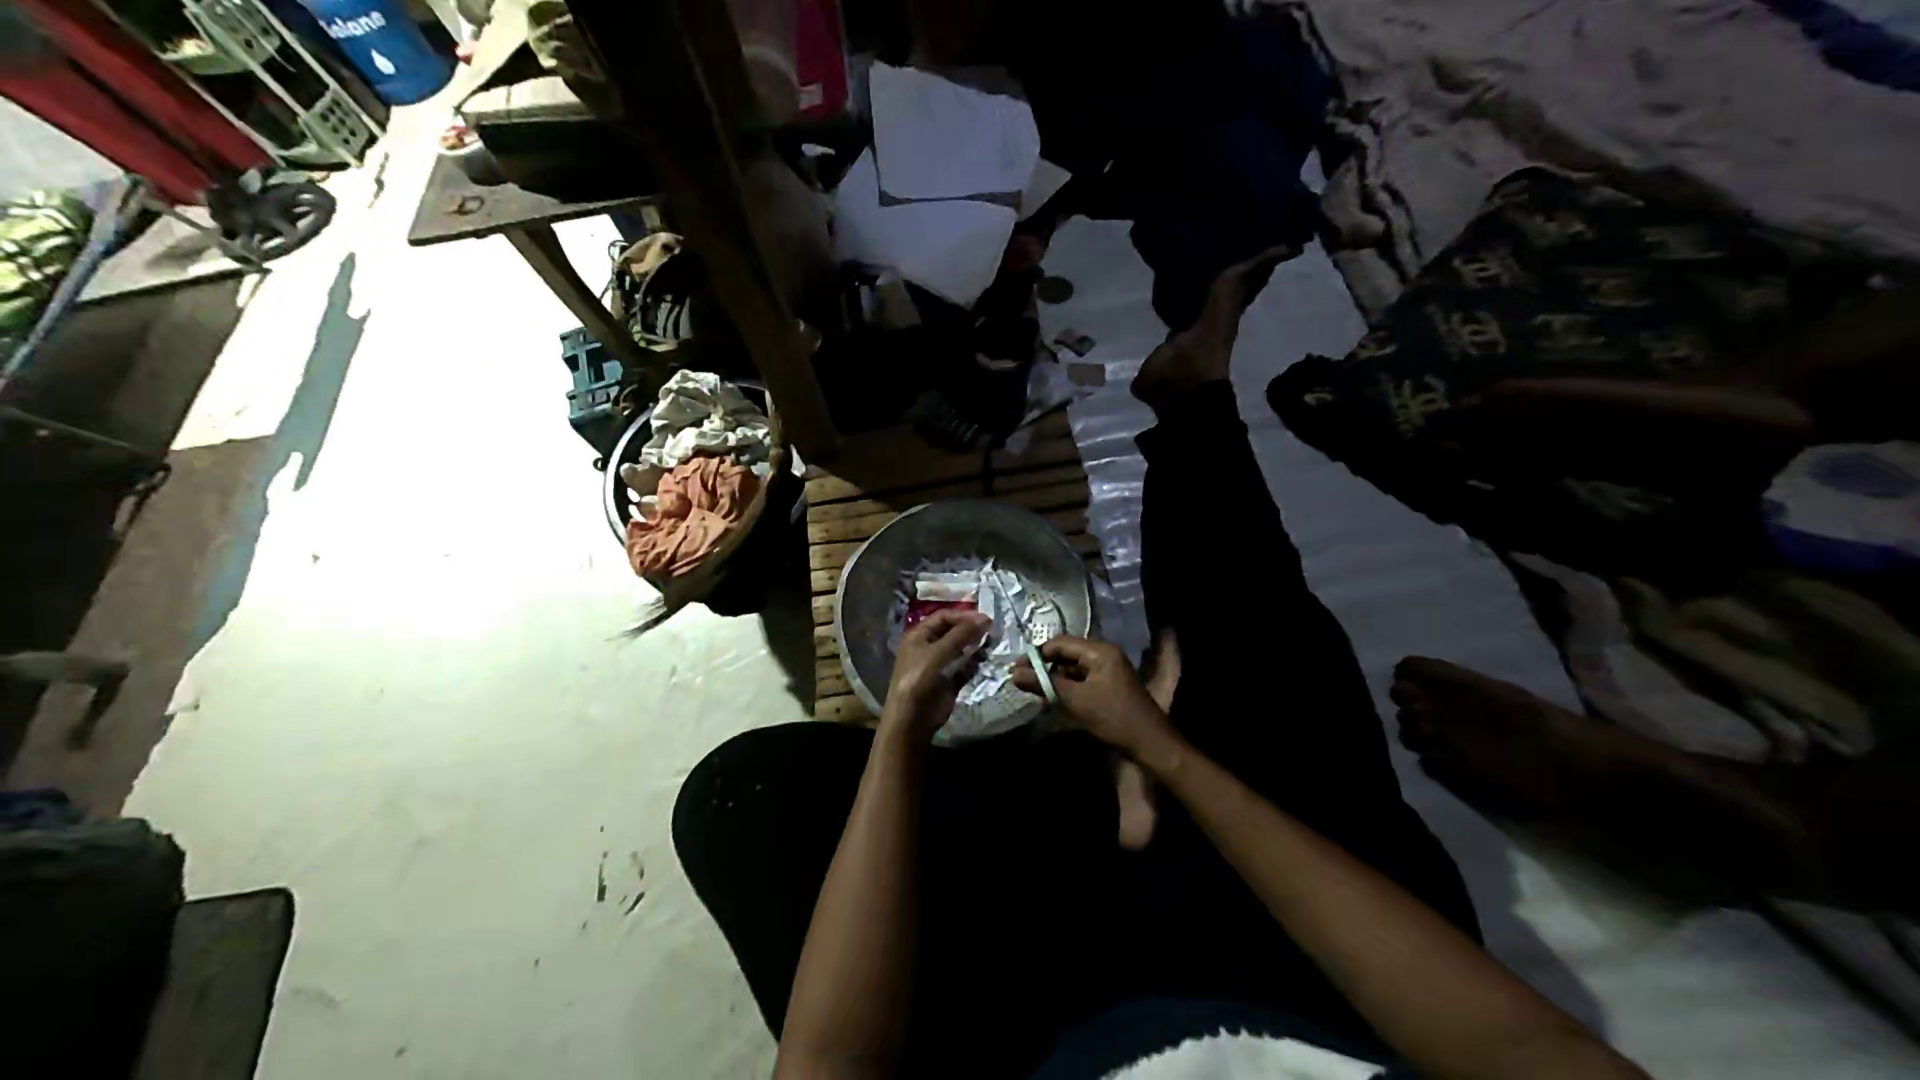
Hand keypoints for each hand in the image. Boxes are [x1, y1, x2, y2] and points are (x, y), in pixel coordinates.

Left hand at [882, 609, 991, 740]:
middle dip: (971, 630)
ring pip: (961, 649)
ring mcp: (939, 664)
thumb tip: (985, 619)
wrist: (913, 718)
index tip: (985, 619)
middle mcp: (928, 647)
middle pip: (953, 632)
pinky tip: (984, 660)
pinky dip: (974, 663)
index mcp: (919, 635)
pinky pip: (964, 666)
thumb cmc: (921, 679)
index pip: (944, 617)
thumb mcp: (939, 652)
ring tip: (990, 646)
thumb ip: (962, 634)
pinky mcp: (948, 680)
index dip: (964, 616)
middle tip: (992, 632)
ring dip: (975, 646)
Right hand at [1014, 636, 1175, 756]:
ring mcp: (1108, 669)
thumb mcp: (1075, 700)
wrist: (1150, 743)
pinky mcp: (1109, 685)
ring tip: (1035, 693)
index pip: (1061, 643)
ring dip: (1054, 679)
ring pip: (1073, 668)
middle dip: (1044, 667)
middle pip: (1066, 654)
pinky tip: (1053, 700)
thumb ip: (1044, 684)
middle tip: (1022, 680)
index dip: (1037, 654)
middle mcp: (1105, 654)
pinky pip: (1082, 679)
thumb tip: (1014, 674)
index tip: (1016, 668)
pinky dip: (1067, 687)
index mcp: (1100, 651)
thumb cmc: (1113, 717)